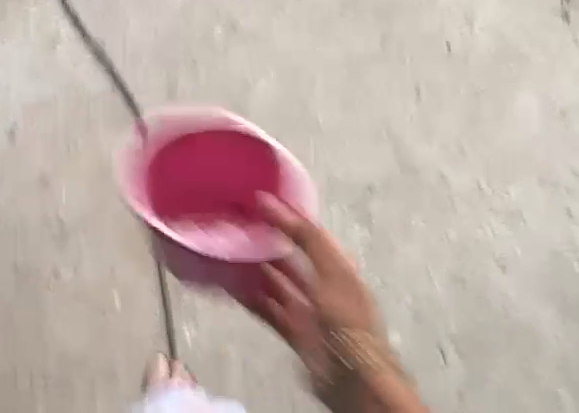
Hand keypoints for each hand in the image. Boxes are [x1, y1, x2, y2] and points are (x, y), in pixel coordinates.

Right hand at [244, 194, 396, 405]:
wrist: (354, 379)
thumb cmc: (346, 319)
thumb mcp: (330, 270)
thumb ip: (303, 235)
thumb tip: (267, 199)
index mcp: (337, 267)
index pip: (309, 234)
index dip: (285, 216)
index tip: (253, 199)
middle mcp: (322, 286)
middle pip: (288, 257)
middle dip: (263, 242)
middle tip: (232, 223)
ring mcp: (307, 309)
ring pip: (274, 282)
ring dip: (252, 268)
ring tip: (224, 249)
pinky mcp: (293, 330)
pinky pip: (266, 307)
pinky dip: (247, 296)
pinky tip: (227, 284)